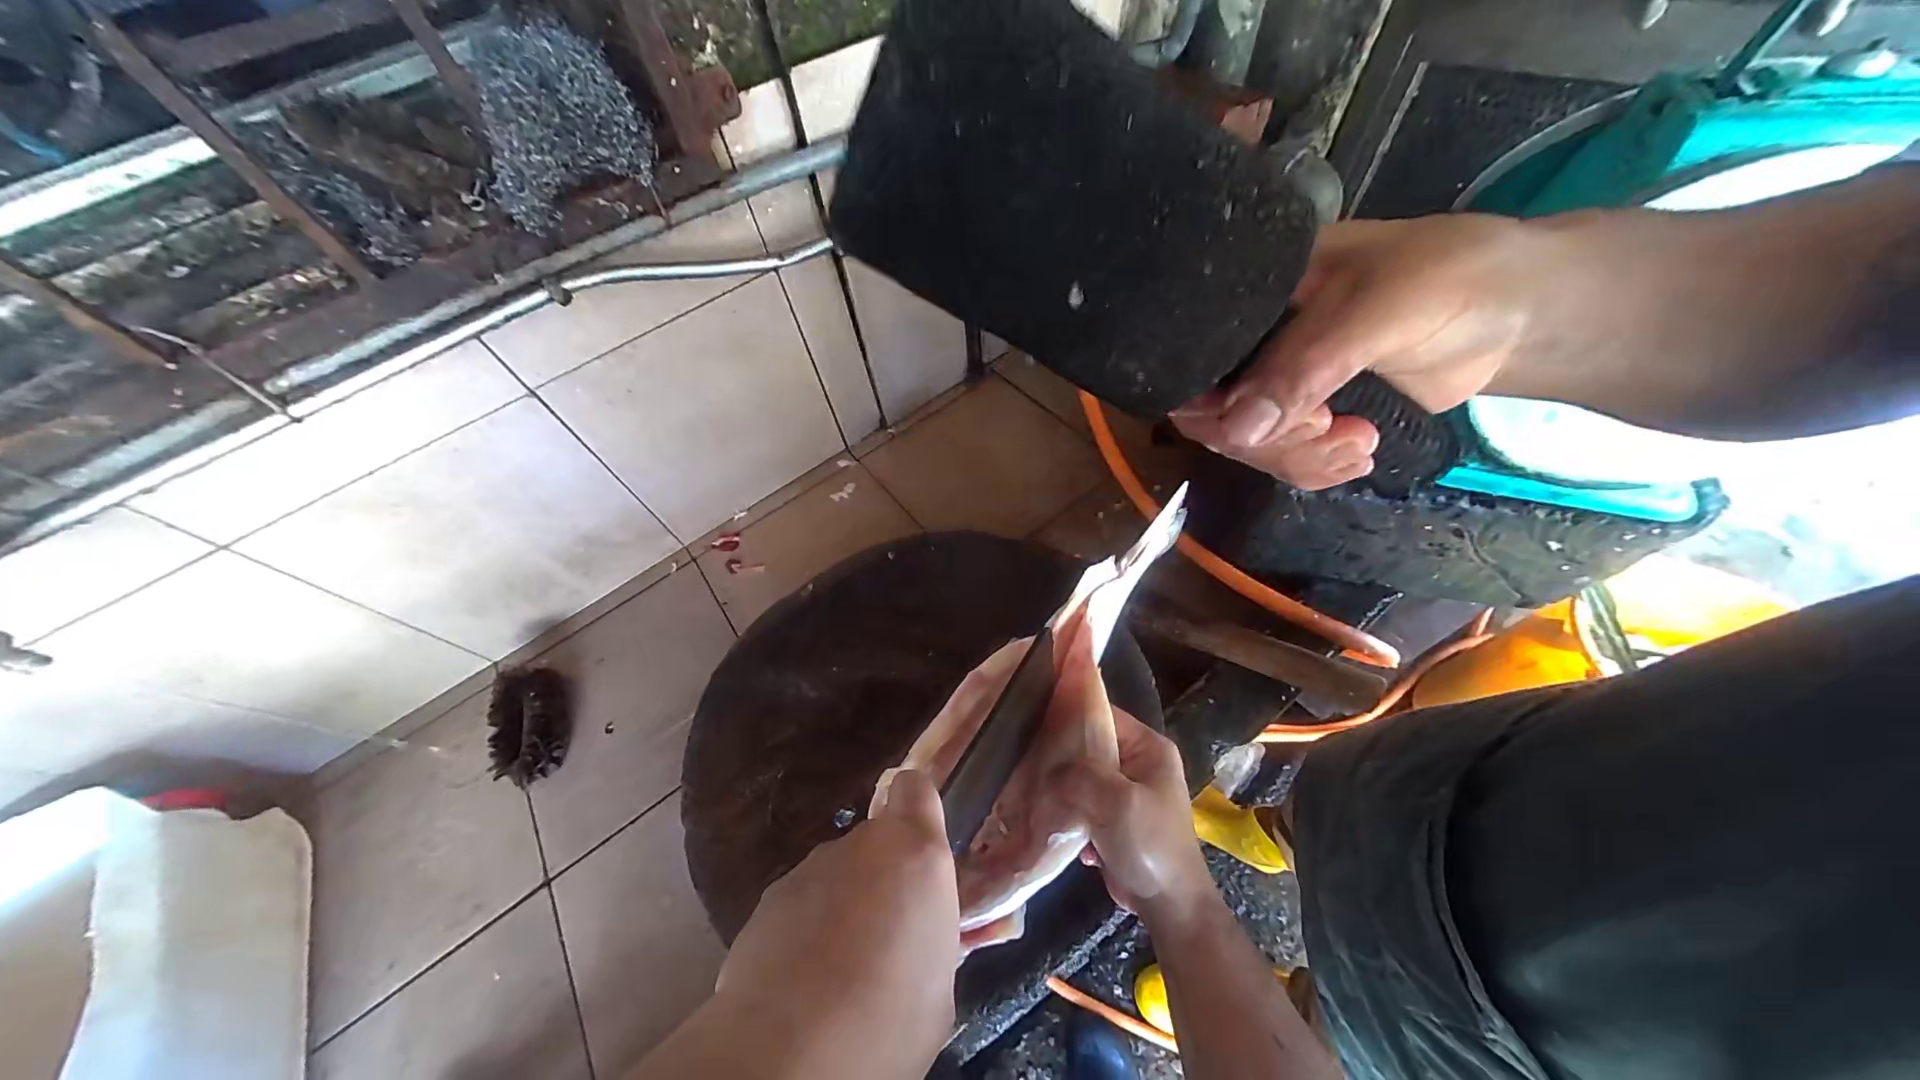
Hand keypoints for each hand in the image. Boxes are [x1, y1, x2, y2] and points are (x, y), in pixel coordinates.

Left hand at [713, 769, 959, 1078]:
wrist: (790, 1051)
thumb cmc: (890, 1018)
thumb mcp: (939, 982)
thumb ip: (929, 936)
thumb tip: (917, 940)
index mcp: (916, 854)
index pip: (916, 788)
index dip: (917, 807)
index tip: (920, 842)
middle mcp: (862, 845)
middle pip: (876, 840)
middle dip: (882, 875)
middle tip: (886, 933)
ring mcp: (811, 868)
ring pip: (838, 872)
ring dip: (844, 903)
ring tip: (839, 966)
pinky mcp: (768, 898)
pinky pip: (802, 901)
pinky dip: (806, 926)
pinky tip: (803, 977)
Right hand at [1045, 710, 1214, 925]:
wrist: (1170, 908)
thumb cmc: (1150, 845)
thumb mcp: (1116, 801)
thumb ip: (1079, 775)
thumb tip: (1048, 771)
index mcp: (1148, 746)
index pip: (1102, 713)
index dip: (1068, 712)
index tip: (1032, 719)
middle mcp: (1138, 763)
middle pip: (1088, 745)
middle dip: (1059, 756)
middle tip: (1026, 759)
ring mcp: (1127, 792)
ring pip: (1081, 777)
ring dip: (1061, 789)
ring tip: (1035, 793)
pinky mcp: (1114, 819)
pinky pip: (1082, 803)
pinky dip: (1069, 813)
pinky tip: (1054, 826)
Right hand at [1173, 214, 1548, 488]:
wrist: (1522, 312)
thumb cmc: (1454, 283)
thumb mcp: (1379, 313)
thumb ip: (1306, 367)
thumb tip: (1235, 431)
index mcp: (1252, 296)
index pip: (1193, 361)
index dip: (1213, 403)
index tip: (1268, 419)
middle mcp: (1252, 341)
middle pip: (1214, 415)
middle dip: (1272, 438)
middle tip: (1329, 426)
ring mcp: (1278, 380)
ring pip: (1248, 445)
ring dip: (1301, 458)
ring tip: (1360, 442)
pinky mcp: (1306, 413)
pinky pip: (1282, 460)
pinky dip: (1316, 469)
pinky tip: (1359, 452)